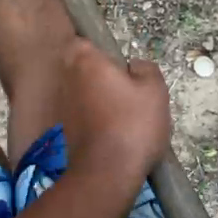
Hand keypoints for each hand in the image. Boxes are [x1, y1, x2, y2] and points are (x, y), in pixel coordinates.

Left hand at [58, 38, 172, 186]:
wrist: (108, 174)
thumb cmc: (132, 124)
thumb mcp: (154, 90)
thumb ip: (146, 69)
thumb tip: (134, 66)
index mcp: (84, 60)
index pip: (85, 42)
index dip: (103, 54)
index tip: (121, 69)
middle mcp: (67, 78)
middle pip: (85, 69)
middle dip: (103, 78)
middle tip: (128, 94)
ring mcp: (63, 105)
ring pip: (85, 94)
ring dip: (100, 102)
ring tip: (125, 119)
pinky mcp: (65, 130)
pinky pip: (84, 116)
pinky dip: (96, 122)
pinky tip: (116, 136)